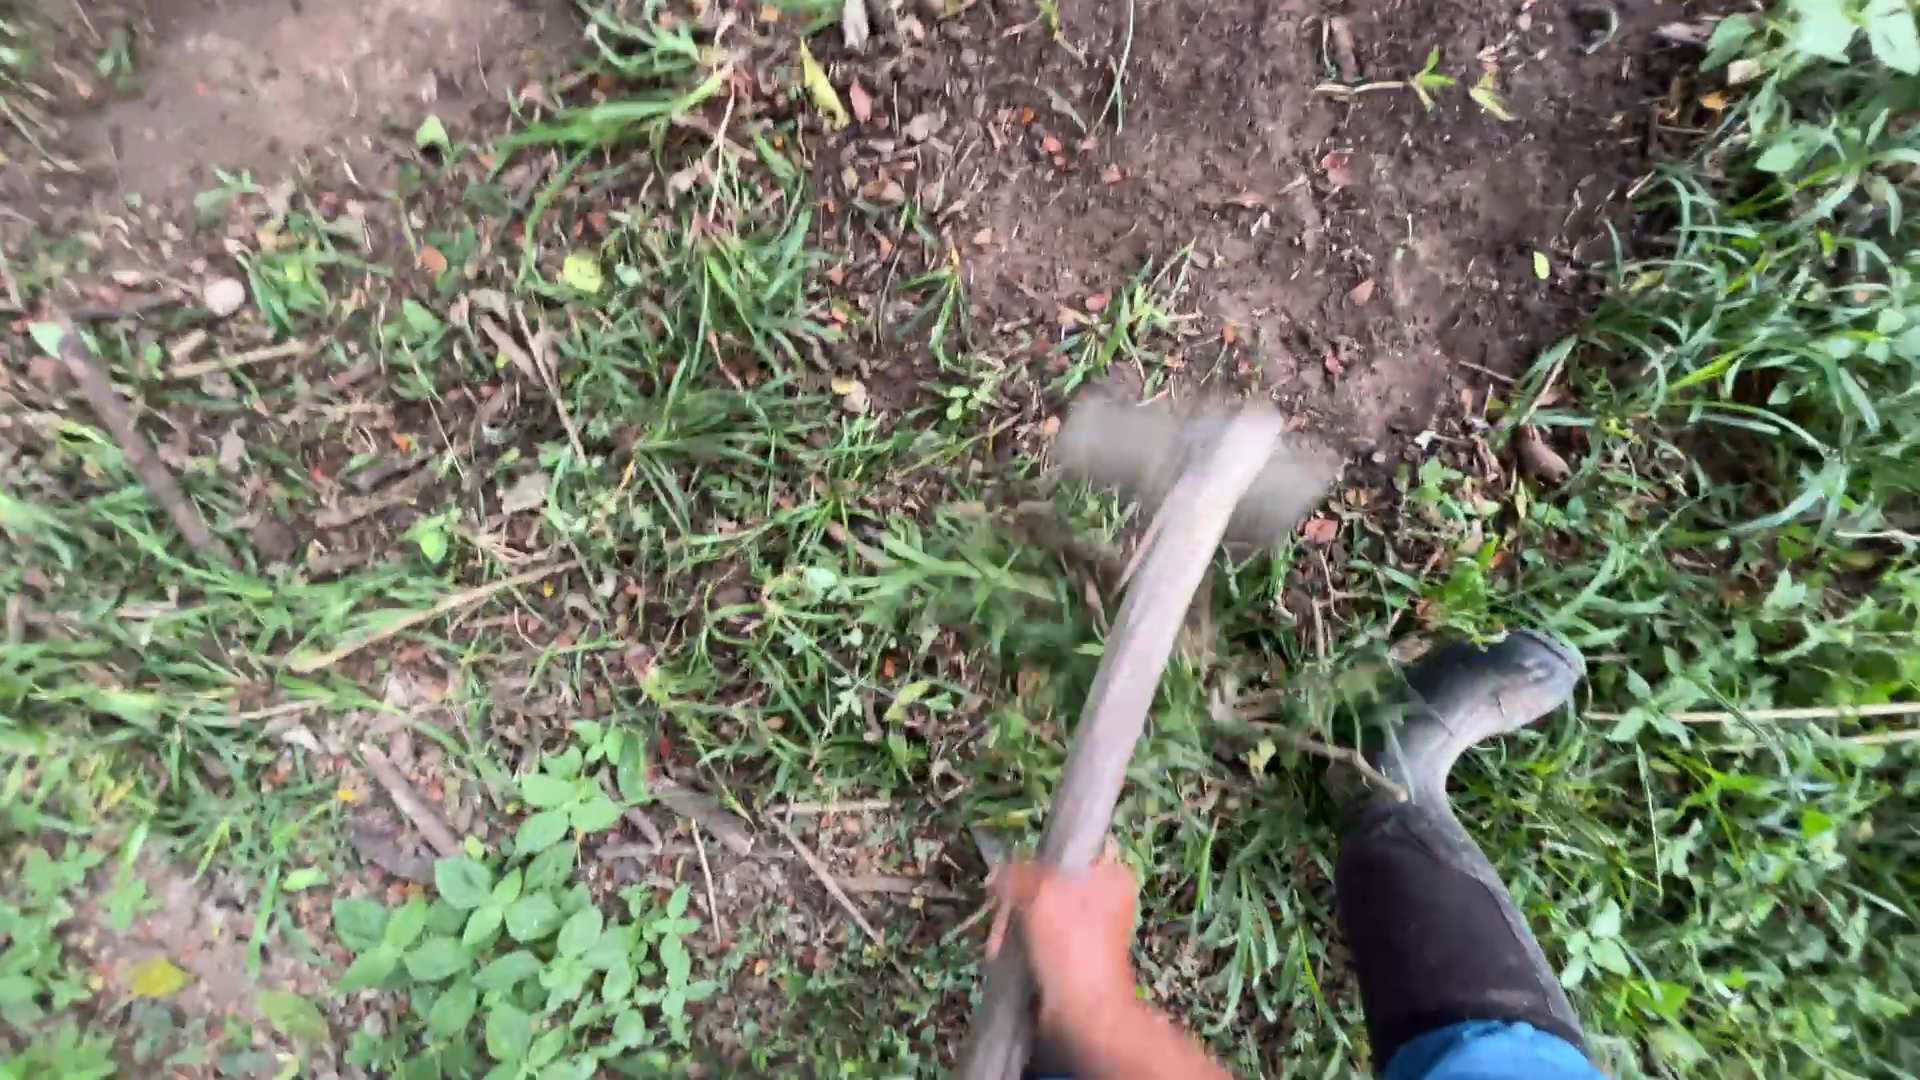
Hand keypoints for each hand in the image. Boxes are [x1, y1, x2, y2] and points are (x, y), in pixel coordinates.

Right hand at [987, 854, 1139, 1030]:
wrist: (1085, 1013)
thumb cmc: (1071, 942)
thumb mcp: (1041, 892)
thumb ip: (1019, 873)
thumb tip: (997, 872)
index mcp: (1112, 876)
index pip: (1071, 852)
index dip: (1039, 858)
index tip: (1014, 870)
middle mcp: (1106, 900)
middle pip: (1051, 883)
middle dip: (1021, 896)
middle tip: (1002, 907)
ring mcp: (1091, 931)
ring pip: (1042, 912)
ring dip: (1017, 922)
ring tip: (999, 936)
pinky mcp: (1074, 958)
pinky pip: (1041, 939)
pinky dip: (1022, 944)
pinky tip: (1003, 950)